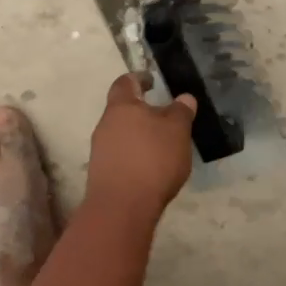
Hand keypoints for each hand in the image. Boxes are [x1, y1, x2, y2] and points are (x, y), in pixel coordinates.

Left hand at [86, 72, 197, 220]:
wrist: (122, 207)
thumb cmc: (152, 159)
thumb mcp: (177, 131)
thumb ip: (181, 112)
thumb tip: (184, 98)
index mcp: (122, 107)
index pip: (126, 83)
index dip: (139, 78)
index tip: (151, 80)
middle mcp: (106, 124)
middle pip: (122, 110)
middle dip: (141, 111)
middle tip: (164, 116)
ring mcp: (100, 150)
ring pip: (121, 134)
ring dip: (139, 135)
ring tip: (161, 144)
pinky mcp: (102, 173)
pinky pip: (120, 155)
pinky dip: (135, 155)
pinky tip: (150, 167)